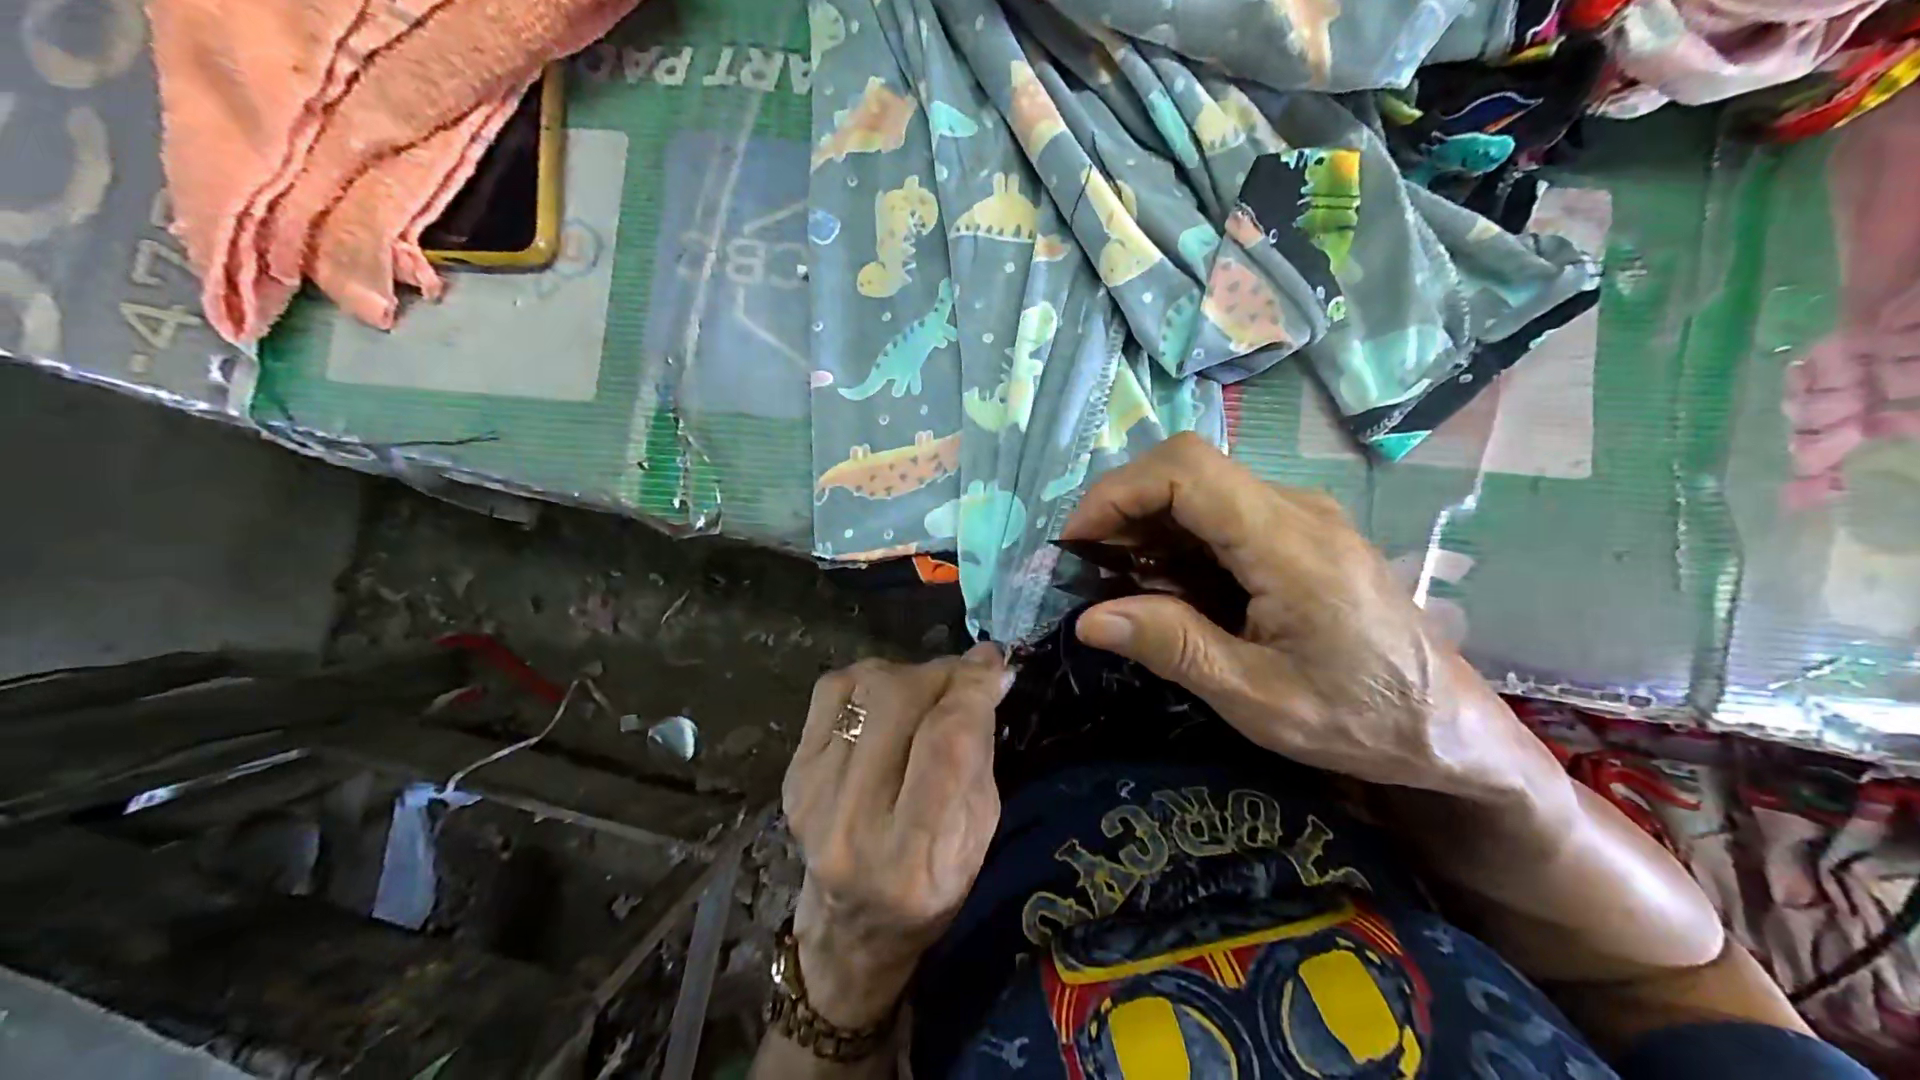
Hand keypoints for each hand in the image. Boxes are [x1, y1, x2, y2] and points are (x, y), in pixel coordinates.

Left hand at [781, 645, 1011, 1026]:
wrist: (853, 921)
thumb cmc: (935, 883)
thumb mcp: (980, 828)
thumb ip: (979, 748)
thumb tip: (985, 669)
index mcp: (915, 856)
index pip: (946, 743)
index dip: (972, 690)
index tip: (994, 664)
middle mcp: (854, 822)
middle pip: (899, 701)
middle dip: (942, 674)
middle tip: (965, 678)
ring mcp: (814, 794)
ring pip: (865, 687)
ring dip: (909, 675)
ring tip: (928, 693)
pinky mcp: (793, 771)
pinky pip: (833, 690)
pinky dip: (870, 681)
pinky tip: (887, 701)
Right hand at [1060, 433, 1524, 798]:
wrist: (1450, 730)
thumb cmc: (1361, 720)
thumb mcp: (1259, 700)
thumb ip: (1175, 648)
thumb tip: (1088, 619)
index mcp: (1289, 545)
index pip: (1186, 470)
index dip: (1117, 492)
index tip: (1076, 543)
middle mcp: (1297, 510)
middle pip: (1186, 467)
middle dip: (1121, 507)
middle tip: (1087, 567)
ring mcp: (1302, 516)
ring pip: (1200, 485)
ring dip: (1145, 522)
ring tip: (1116, 580)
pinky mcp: (1301, 532)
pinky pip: (1222, 510)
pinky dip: (1176, 535)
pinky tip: (1164, 583)